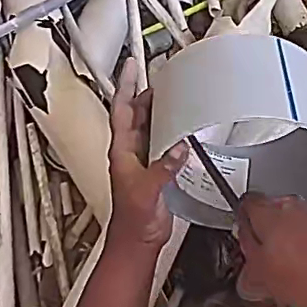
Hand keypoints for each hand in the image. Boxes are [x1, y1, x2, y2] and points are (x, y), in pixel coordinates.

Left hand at [107, 59, 187, 253]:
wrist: (138, 240)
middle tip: (159, 77)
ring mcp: (142, 159)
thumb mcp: (147, 190)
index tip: (131, 67)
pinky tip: (184, 128)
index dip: (125, 86)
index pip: (121, 109)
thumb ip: (163, 168)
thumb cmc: (133, 218)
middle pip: (135, 113)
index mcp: (121, 150)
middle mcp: (130, 151)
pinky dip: (172, 132)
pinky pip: (163, 142)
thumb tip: (177, 149)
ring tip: (173, 95)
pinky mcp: (155, 169)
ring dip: (159, 110)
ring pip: (149, 126)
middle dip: (145, 93)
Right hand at [236, 194, 306, 306]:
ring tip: (287, 269)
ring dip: (286, 239)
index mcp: (269, 211)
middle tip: (262, 258)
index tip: (243, 238)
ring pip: (290, 222)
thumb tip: (244, 238)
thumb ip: (248, 249)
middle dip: (264, 232)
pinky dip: (306, 246)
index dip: (241, 222)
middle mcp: (292, 205)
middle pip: (268, 212)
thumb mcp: (262, 272)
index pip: (245, 203)